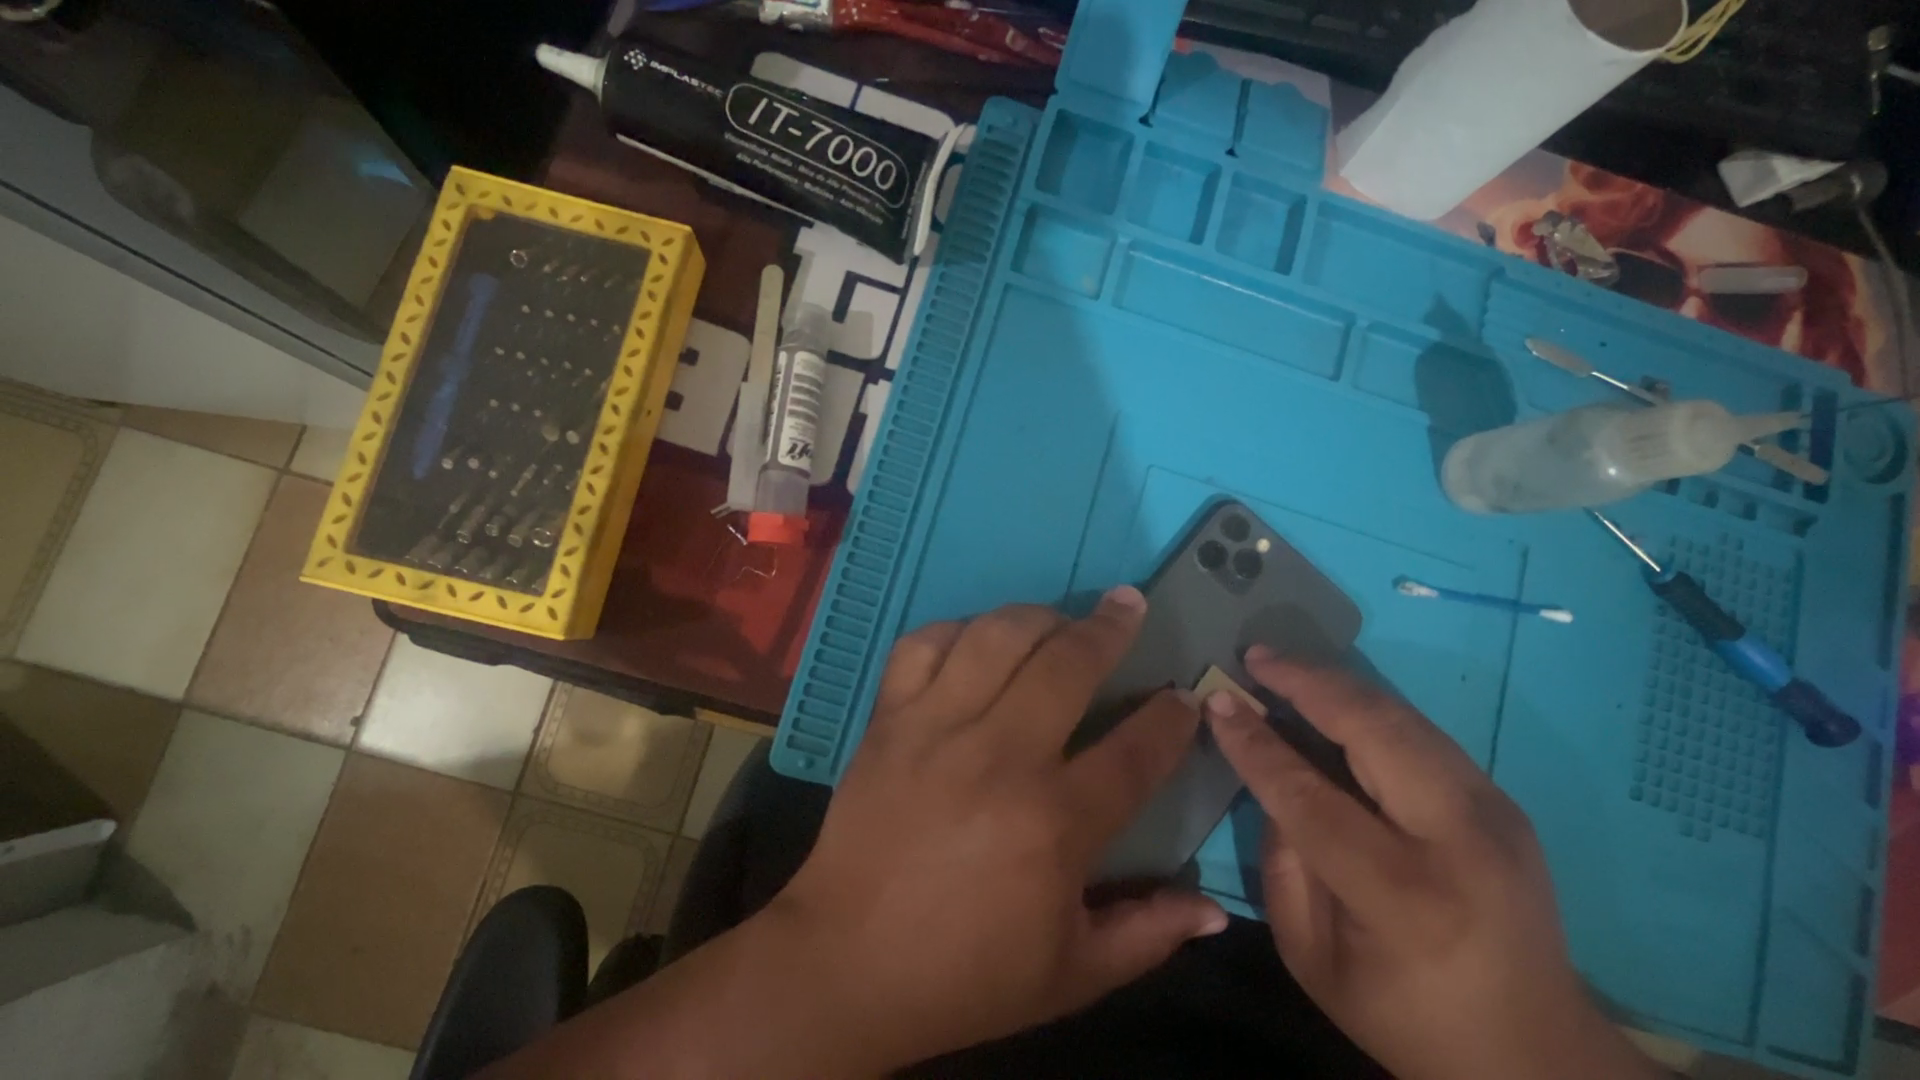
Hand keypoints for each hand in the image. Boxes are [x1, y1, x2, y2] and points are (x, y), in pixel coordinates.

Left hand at [758, 588, 1228, 1073]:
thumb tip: (1216, 908)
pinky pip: (922, 647)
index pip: (1136, 750)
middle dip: (1109, 628)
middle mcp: (1000, 757)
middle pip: (1067, 664)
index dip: (1170, 717)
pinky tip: (976, 639)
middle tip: (1128, 605)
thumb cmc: (965, 975)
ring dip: (1039, 616)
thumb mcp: (1073, 974)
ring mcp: (936, 729)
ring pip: (997, 637)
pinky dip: (955, 630)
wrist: (845, 965)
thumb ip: (1149, 933)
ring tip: (1059, 618)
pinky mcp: (887, 721)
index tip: (1185, 695)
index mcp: (1056, 822)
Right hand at [1206, 647, 1661, 1079]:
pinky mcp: (1505, 802)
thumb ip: (1282, 863)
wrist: (1534, 1051)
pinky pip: (1424, 735)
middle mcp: (1459, 840)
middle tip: (1255, 657)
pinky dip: (1370, 709)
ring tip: (1284, 666)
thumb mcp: (1313, 957)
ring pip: (1405, 719)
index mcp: (1403, 895)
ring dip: (1339, 685)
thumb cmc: (1405, 1015)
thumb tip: (1270, 776)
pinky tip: (1333, 700)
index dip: (1257, 744)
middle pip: (1375, 732)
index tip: (1217, 702)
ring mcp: (1496, 814)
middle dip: (1308, 683)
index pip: (1311, 796)